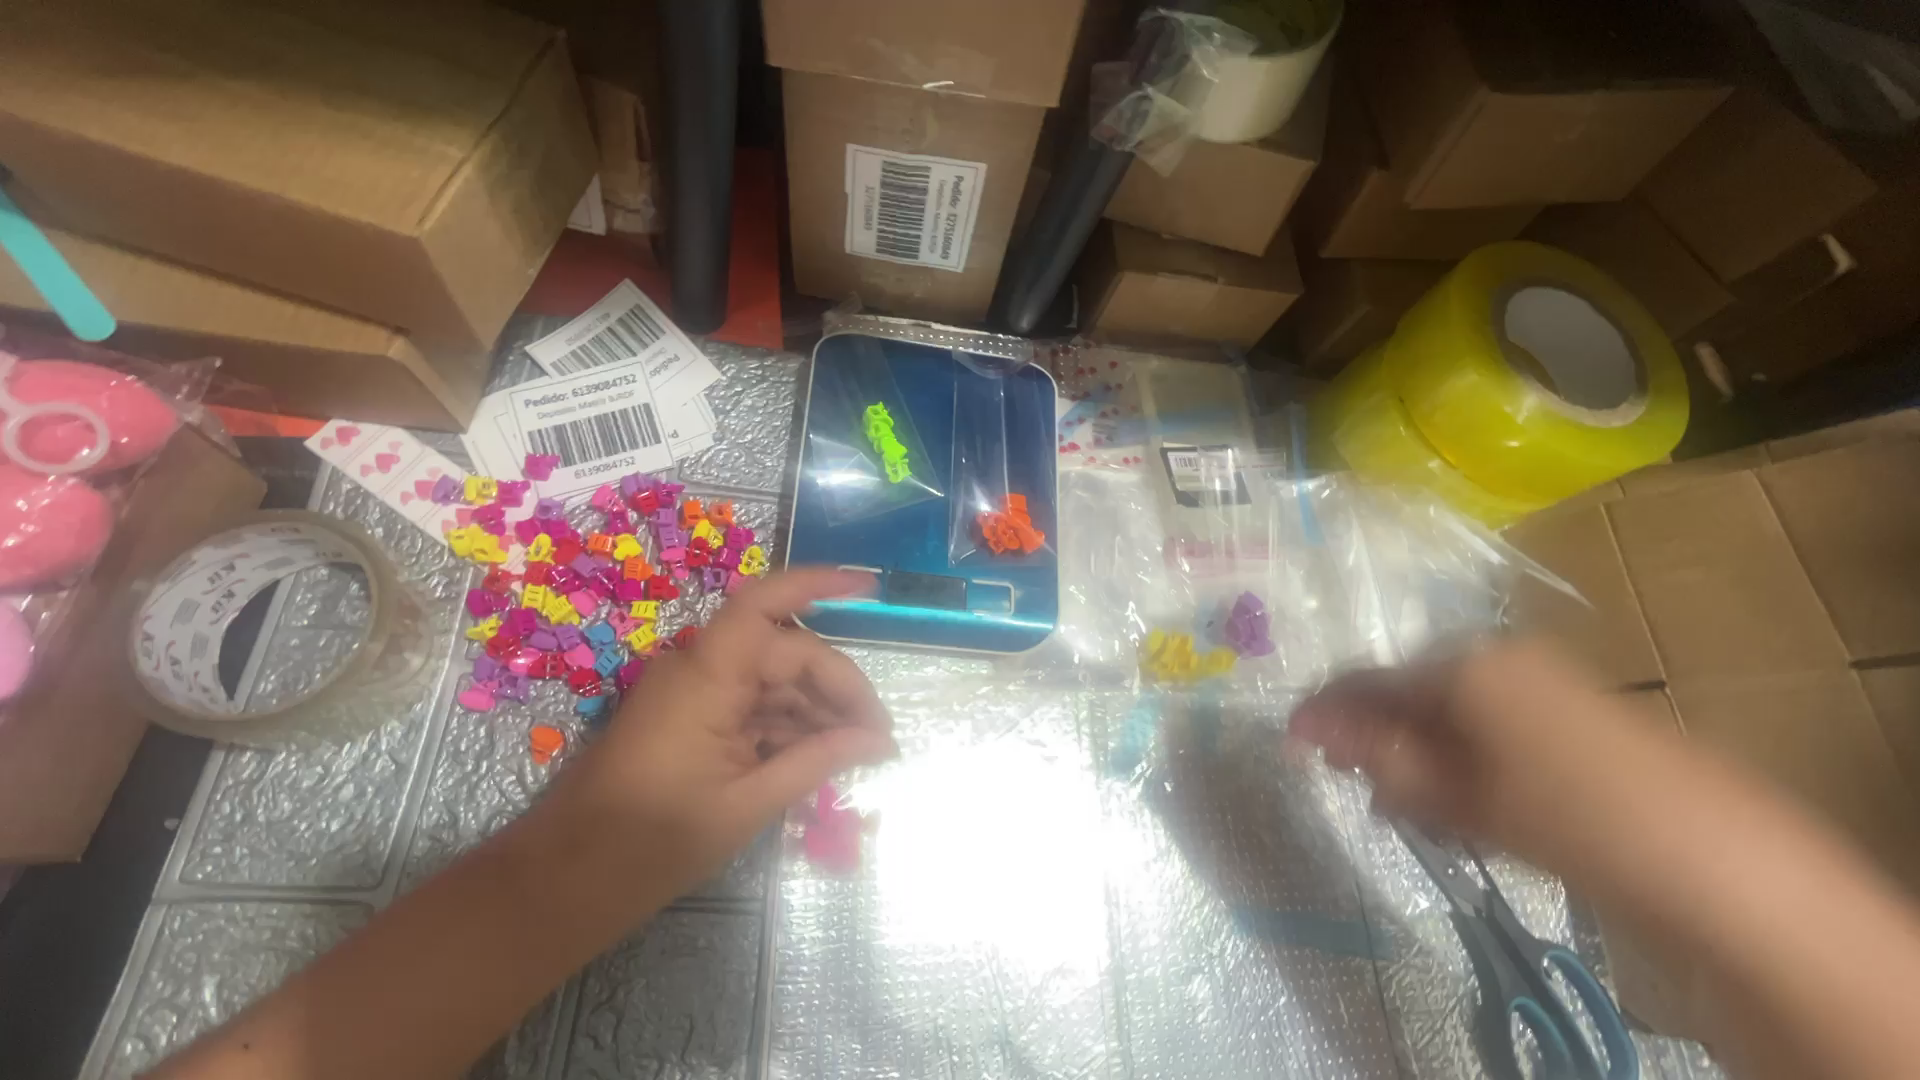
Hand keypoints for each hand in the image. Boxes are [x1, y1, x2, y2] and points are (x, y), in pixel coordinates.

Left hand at [540, 568, 896, 897]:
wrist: (565, 881)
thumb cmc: (652, 843)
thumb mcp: (747, 804)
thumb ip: (817, 760)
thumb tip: (880, 742)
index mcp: (707, 675)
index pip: (771, 610)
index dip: (821, 585)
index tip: (871, 589)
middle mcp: (699, 669)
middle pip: (783, 650)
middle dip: (836, 683)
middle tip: (879, 733)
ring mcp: (693, 693)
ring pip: (771, 678)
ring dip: (816, 707)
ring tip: (860, 749)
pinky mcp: (691, 718)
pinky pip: (751, 705)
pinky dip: (788, 725)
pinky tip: (824, 753)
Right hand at [1288, 640, 1653, 863]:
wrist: (1721, 861)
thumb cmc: (1566, 814)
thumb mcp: (1456, 792)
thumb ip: (1381, 757)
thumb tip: (1317, 731)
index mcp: (1464, 663)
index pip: (1368, 678)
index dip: (1323, 711)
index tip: (1291, 743)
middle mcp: (1498, 658)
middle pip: (1409, 692)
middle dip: (1374, 737)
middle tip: (1351, 783)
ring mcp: (1542, 682)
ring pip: (1449, 712)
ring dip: (1416, 754)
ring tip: (1404, 806)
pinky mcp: (1574, 714)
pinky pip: (1490, 726)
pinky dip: (1461, 759)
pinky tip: (1459, 803)